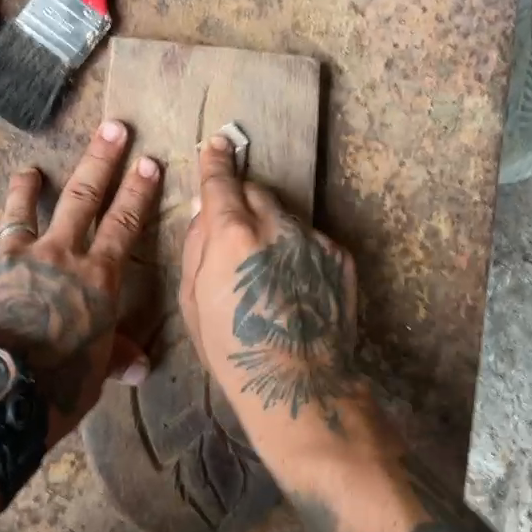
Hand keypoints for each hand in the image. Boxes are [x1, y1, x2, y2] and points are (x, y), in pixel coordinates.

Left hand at [0, 120, 159, 443]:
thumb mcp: (97, 372)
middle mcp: (57, 255)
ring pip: (23, 210)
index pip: (125, 223)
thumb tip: (140, 367)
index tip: (149, 160)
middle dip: (100, 159)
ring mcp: (13, 259)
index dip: (139, 191)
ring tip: (30, 168)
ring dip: (27, 187)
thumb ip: (116, 357)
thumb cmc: (58, 385)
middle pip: (83, 197)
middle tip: (112, 126)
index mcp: (96, 277)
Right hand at [179, 135, 362, 435]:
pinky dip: (296, 251)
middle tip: (235, 227)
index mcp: (233, 234)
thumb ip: (197, 246)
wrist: (301, 387)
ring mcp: (313, 239)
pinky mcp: (339, 256)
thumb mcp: (192, 300)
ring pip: (284, 216)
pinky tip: (293, 288)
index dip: (216, 161)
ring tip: (266, 273)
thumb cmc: (233, 350)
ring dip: (270, 228)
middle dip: (243, 199)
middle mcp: (276, 225)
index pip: (222, 182)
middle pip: (257, 192)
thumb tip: (204, 209)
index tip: (217, 144)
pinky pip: (309, 240)